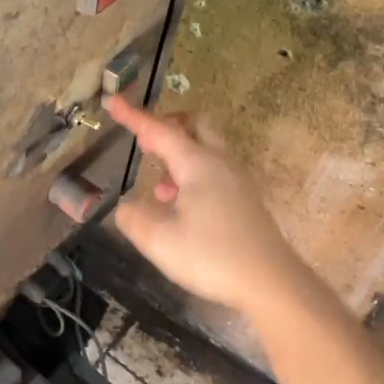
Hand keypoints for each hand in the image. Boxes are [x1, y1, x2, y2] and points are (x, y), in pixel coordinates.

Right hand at [103, 96, 310, 314]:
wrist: (271, 283)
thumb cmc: (211, 256)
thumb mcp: (158, 240)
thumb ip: (133, 217)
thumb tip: (127, 206)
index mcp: (197, 163)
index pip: (158, 130)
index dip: (132, 115)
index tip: (111, 100)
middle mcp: (220, 163)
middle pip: (196, 124)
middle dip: (168, 125)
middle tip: (147, 143)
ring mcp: (237, 181)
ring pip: (206, 149)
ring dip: (179, 156)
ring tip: (158, 187)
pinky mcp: (245, 202)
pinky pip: (215, 172)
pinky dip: (192, 176)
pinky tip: (181, 208)